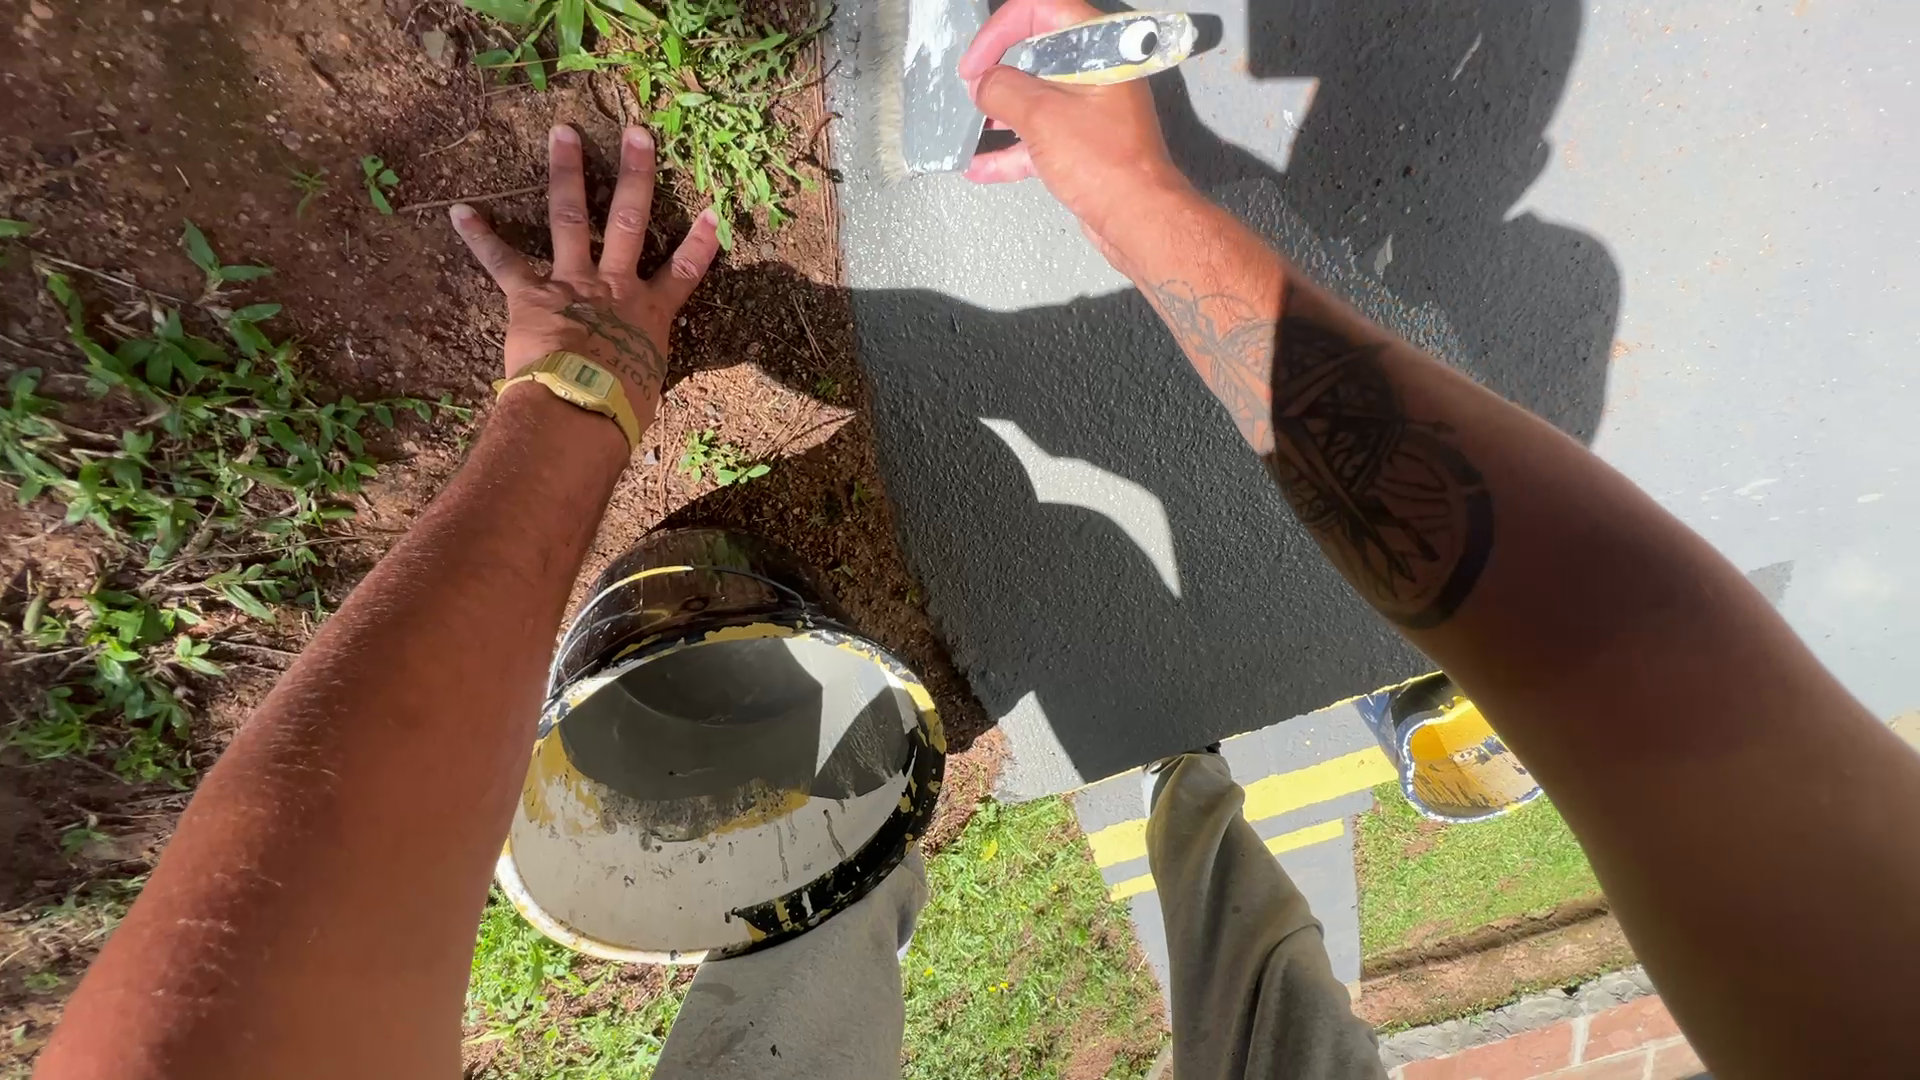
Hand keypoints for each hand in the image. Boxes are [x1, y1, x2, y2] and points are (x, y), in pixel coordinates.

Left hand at [449, 124, 719, 429]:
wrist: (581, 405)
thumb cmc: (622, 407)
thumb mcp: (644, 386)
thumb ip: (639, 367)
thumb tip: (632, 384)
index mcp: (649, 314)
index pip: (685, 273)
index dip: (702, 244)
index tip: (714, 212)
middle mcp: (616, 287)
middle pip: (631, 223)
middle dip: (636, 177)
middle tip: (636, 134)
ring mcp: (573, 284)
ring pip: (572, 219)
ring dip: (567, 174)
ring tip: (562, 133)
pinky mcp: (531, 294)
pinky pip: (503, 261)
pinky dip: (481, 237)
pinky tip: (461, 211)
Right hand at [958, 0, 1191, 249]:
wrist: (1135, 218)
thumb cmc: (1105, 164)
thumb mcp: (1043, 117)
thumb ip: (1004, 91)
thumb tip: (982, 83)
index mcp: (1098, 46)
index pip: (1040, 11)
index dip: (999, 32)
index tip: (974, 64)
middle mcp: (1096, 73)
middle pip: (1035, 58)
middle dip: (997, 76)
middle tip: (970, 96)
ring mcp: (1088, 112)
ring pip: (1035, 103)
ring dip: (999, 118)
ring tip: (968, 131)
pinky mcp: (1081, 148)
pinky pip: (1039, 142)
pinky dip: (1010, 153)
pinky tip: (980, 167)